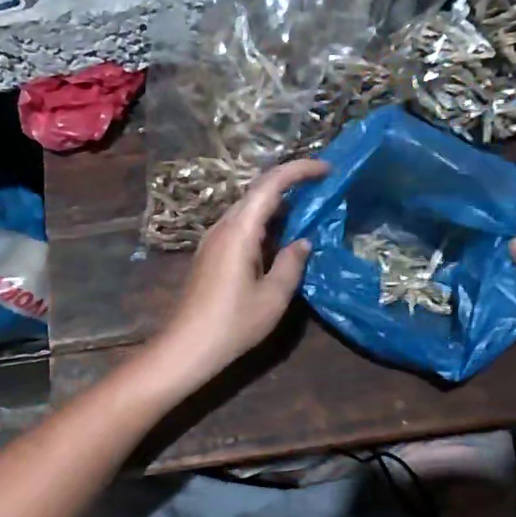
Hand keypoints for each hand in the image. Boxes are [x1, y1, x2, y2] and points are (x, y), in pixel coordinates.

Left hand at [144, 158, 329, 387]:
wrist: (187, 346)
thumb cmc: (233, 323)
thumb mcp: (273, 297)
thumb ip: (292, 263)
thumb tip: (303, 241)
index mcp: (239, 230)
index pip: (271, 184)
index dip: (300, 170)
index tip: (328, 170)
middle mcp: (222, 227)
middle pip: (258, 192)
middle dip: (291, 185)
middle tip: (323, 190)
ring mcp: (212, 240)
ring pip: (248, 210)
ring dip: (277, 206)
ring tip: (309, 213)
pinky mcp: (209, 254)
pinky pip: (240, 227)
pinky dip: (264, 224)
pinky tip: (280, 240)